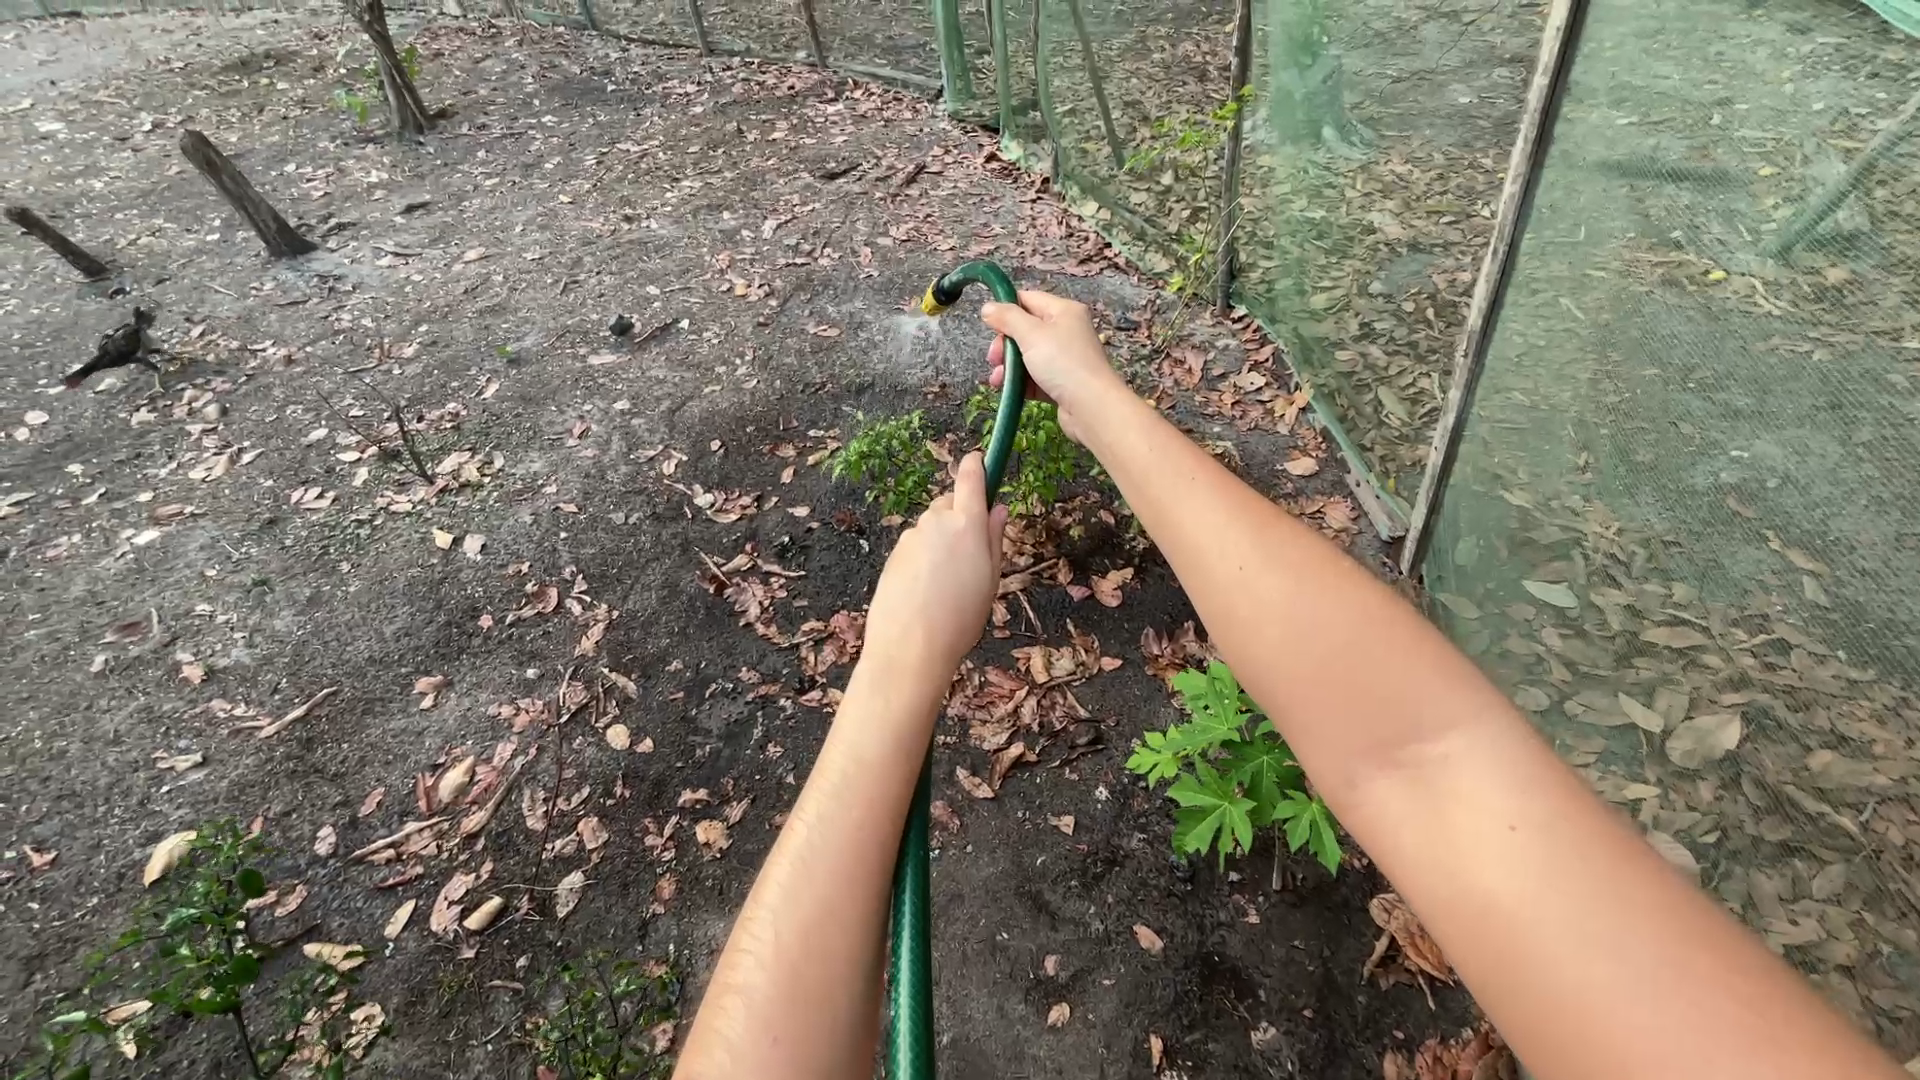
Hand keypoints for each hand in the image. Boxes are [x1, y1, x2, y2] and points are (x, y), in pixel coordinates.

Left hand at [863, 452, 1008, 680]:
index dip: (976, 465)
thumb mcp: (991, 578)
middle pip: (949, 505)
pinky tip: (926, 590)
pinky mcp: (894, 554)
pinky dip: (923, 558)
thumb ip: (994, 539)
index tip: (979, 461)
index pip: (970, 477)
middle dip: (959, 518)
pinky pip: (915, 547)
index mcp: (967, 524)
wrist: (911, 646)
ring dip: (940, 542)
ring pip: (931, 528)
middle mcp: (936, 522)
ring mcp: (911, 537)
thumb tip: (998, 508)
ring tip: (948, 583)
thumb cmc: (961, 617)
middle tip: (971, 556)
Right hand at [981, 290, 1128, 443]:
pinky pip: (1035, 378)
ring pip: (1027, 357)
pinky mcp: (1061, 384)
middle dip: (1005, 345)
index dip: (1006, 311)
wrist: (1091, 407)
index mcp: (1063, 311)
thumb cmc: (1062, 363)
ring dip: (1008, 367)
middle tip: (994, 359)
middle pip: (1025, 330)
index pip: (1028, 300)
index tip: (990, 327)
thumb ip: (1007, 318)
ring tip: (997, 380)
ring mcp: (1064, 359)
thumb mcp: (1031, 334)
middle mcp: (1066, 331)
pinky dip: (1020, 383)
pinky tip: (1008, 390)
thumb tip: (987, 307)